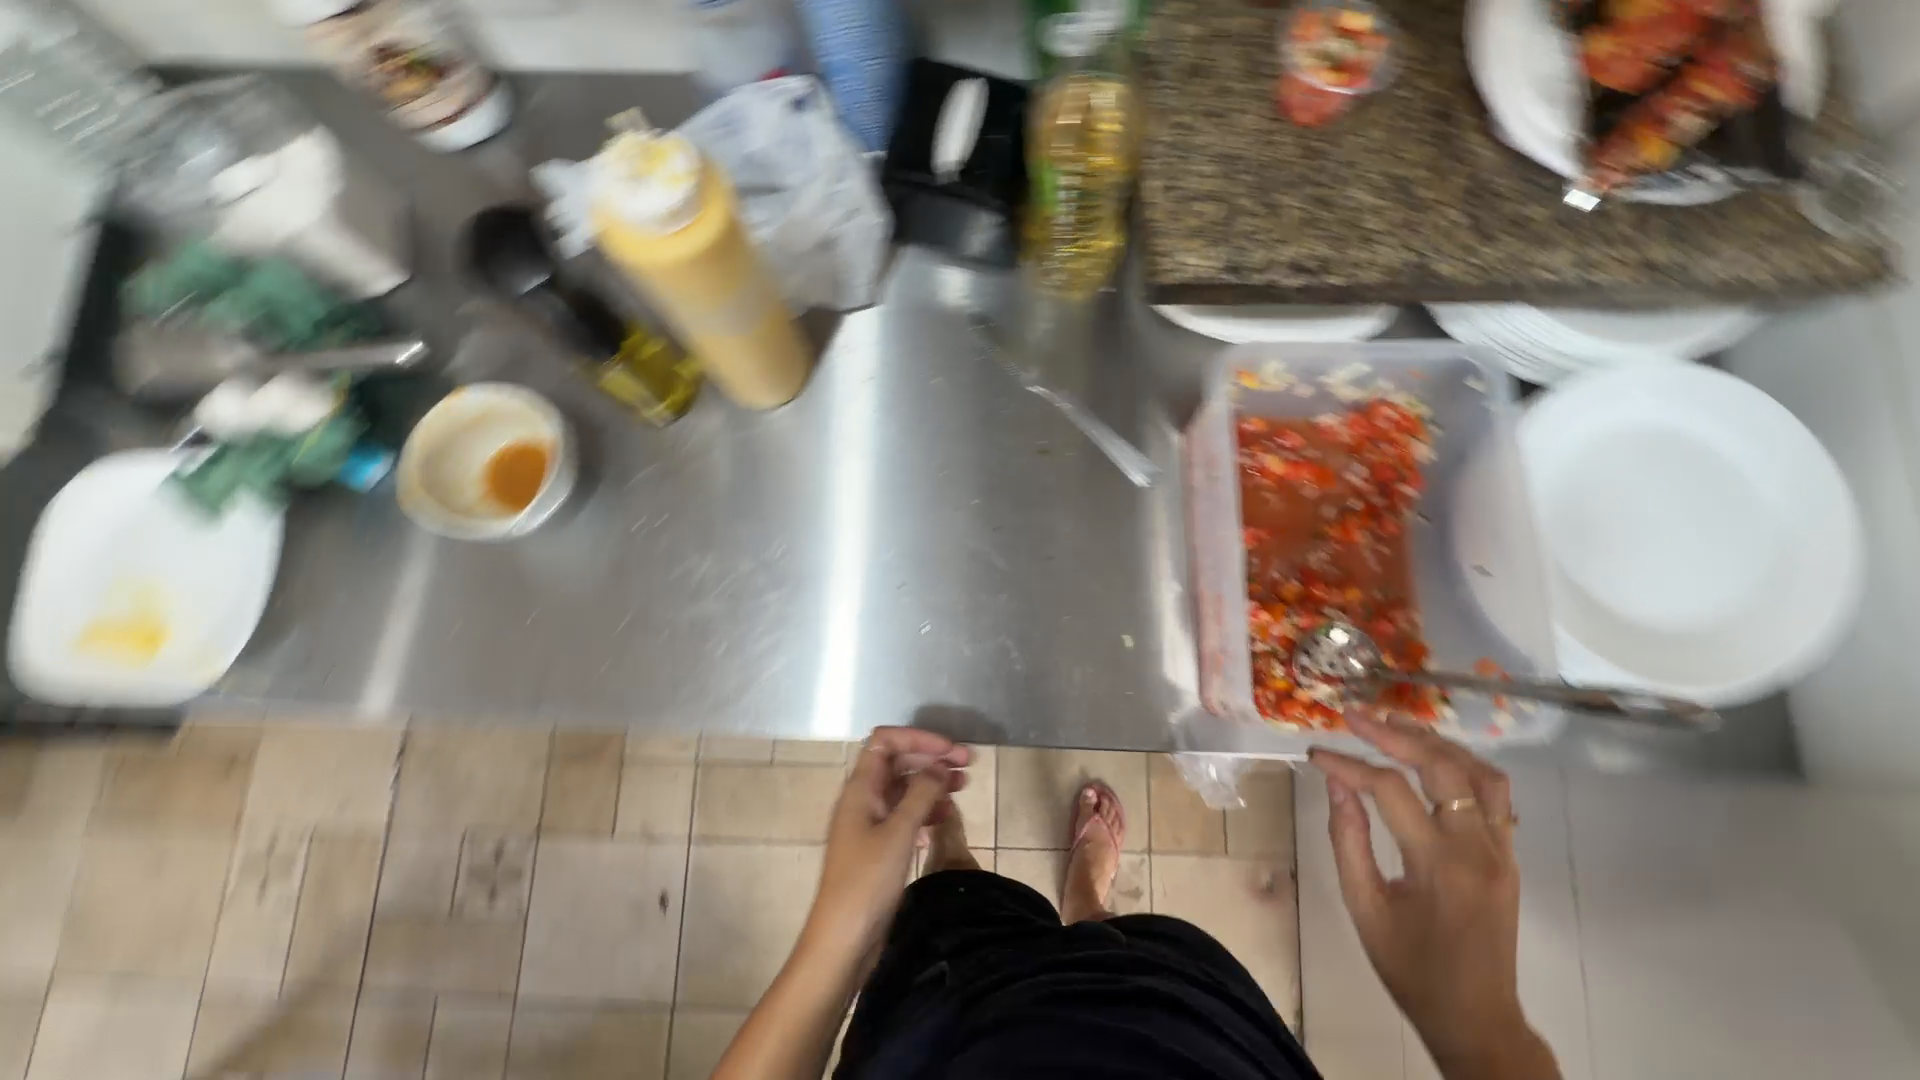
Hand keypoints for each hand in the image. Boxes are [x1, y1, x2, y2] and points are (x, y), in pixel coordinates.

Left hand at [805, 727, 970, 955]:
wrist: (842, 939)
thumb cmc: (867, 882)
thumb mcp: (899, 833)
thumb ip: (921, 794)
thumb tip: (941, 765)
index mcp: (860, 788)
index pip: (885, 741)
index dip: (918, 739)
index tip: (952, 752)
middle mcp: (862, 799)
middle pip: (898, 763)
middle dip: (931, 760)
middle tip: (968, 768)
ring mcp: (869, 824)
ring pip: (903, 790)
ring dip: (932, 785)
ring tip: (963, 791)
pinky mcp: (878, 848)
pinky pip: (904, 816)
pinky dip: (925, 812)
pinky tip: (944, 822)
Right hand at [1309, 713, 1558, 1079]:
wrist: (1474, 1015)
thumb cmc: (1409, 966)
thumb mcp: (1363, 906)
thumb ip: (1348, 839)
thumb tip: (1337, 783)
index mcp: (1437, 864)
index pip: (1388, 790)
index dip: (1348, 764)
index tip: (1315, 752)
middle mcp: (1477, 847)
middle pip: (1441, 766)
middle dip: (1395, 733)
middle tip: (1355, 716)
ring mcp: (1501, 849)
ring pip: (1480, 773)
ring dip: (1437, 742)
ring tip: (1395, 723)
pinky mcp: (1509, 855)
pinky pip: (1495, 796)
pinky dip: (1464, 766)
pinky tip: (1433, 759)